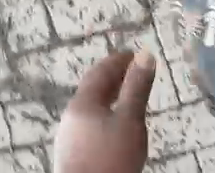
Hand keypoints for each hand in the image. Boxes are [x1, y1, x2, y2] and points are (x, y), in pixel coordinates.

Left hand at [54, 50, 155, 172]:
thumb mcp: (130, 120)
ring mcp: (69, 138)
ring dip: (111, 98)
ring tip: (131, 98)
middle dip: (115, 78)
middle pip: (93, 89)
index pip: (99, 71)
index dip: (118, 60)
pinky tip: (118, 127)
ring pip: (92, 109)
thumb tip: (145, 54)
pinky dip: (107, 115)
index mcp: (82, 103)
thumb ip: (137, 87)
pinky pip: (91, 125)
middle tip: (135, 73)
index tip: (136, 54)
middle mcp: (71, 117)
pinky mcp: (73, 156)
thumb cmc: (110, 159)